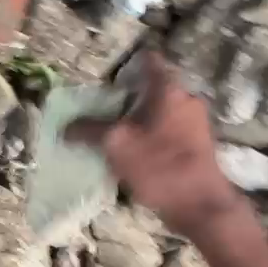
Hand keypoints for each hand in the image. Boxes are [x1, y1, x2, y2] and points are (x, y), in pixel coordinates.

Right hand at [67, 53, 247, 239]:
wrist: (201, 206)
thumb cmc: (159, 165)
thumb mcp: (116, 144)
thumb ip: (89, 130)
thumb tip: (65, 128)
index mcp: (169, 90)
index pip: (149, 60)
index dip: (128, 62)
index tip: (110, 72)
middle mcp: (187, 98)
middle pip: (155, 86)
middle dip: (131, 94)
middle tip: (105, 104)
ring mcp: (196, 122)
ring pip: (163, 109)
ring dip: (141, 116)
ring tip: (117, 128)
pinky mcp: (199, 144)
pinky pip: (170, 127)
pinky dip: (153, 132)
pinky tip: (136, 148)